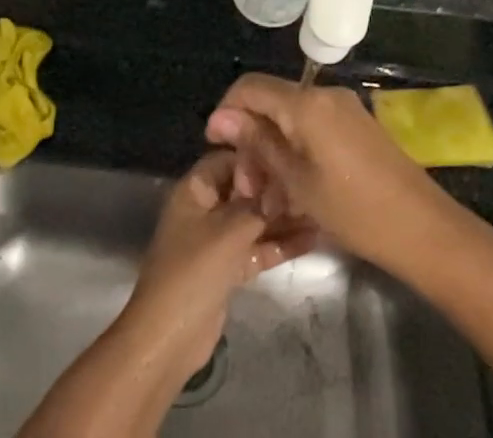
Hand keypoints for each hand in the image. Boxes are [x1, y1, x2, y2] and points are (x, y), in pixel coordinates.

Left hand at [119, 151, 315, 378]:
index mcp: (194, 191)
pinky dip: (280, 244)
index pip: (227, 161)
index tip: (291, 158)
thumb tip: (283, 186)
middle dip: (276, 191)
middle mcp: (205, 210)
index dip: (256, 158)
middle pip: (244, 191)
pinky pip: (257, 248)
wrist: (170, 334)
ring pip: (254, 221)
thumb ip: (257, 207)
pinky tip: (313, 239)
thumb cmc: (193, 272)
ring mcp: (216, 240)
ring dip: (284, 219)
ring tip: (322, 212)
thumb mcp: (227, 232)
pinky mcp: (228, 268)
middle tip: (315, 187)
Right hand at [204, 73, 454, 270]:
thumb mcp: (295, 181)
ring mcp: (345, 110)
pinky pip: (313, 130)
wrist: (424, 230)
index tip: (217, 146)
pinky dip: (296, 153)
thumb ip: (257, 143)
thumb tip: (222, 118)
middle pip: (271, 104)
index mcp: (307, 103)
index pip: (250, 87)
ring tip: (269, 197)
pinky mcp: (357, 128)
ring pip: (291, 120)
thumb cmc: (354, 210)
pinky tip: (294, 191)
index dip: (227, 112)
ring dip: (272, 151)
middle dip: (251, 139)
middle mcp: (325, 96)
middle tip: (248, 187)